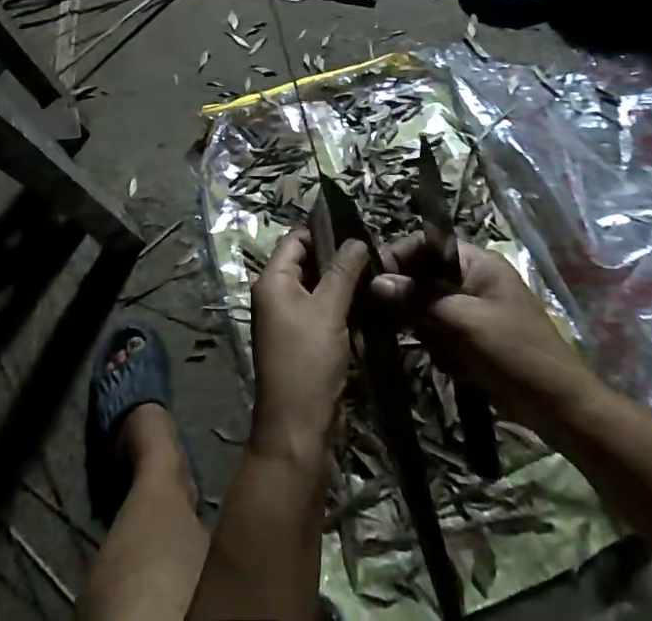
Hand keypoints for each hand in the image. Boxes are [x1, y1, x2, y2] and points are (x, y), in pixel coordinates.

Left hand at [248, 228, 367, 464]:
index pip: (295, 240)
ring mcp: (289, 317)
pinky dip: (342, 303)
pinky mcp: (303, 338)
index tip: (359, 229)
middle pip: (306, 262)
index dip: (323, 231)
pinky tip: (370, 302)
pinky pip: (322, 309)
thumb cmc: (308, 360)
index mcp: (272, 280)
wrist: (297, 423)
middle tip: (376, 252)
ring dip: (343, 281)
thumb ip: (342, 272)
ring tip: (379, 273)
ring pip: (317, 287)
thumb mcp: (328, 310)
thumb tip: (357, 240)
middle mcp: (276, 294)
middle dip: (337, 256)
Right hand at [371, 232, 597, 426]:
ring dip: (420, 324)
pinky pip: (435, 328)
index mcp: (477, 263)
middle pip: (421, 274)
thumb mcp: (462, 321)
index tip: (374, 280)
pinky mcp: (469, 335)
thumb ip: (417, 298)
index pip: (425, 244)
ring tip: (425, 344)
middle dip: (406, 296)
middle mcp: (472, 278)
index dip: (398, 257)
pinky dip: (433, 343)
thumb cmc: (515, 352)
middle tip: (387, 315)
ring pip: (424, 304)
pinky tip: (446, 361)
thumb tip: (374, 283)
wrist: (559, 407)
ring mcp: (471, 308)